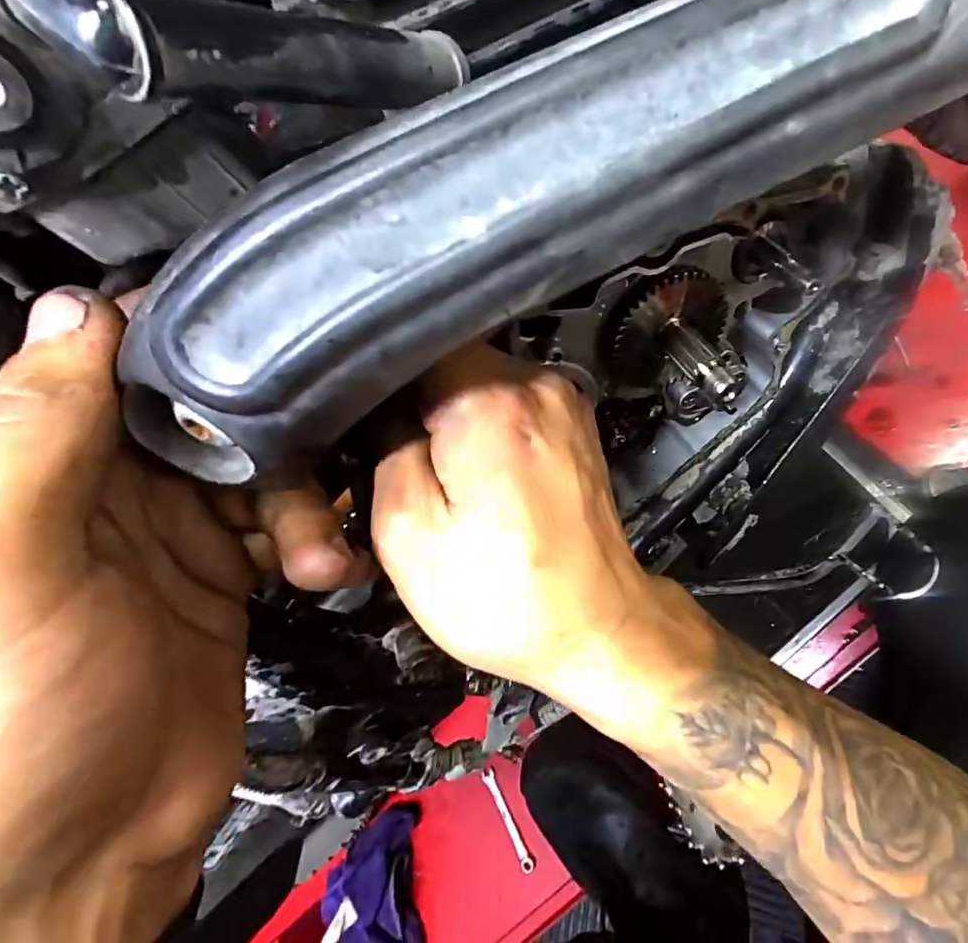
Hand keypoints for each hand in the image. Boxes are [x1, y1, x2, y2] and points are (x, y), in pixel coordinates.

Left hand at [0, 289, 356, 941]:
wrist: (51, 882)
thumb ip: (30, 435)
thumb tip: (76, 309)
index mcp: (15, 477)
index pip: (101, 367)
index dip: (177, 342)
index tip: (255, 335)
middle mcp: (92, 502)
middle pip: (200, 419)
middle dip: (262, 431)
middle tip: (297, 461)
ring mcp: (163, 548)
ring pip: (254, 473)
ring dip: (297, 496)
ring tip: (310, 549)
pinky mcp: (220, 590)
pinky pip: (282, 531)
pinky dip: (312, 539)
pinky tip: (321, 567)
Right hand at [371, 346, 713, 709]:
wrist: (595, 622)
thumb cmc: (508, 595)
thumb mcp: (406, 531)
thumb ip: (385, 450)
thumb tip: (389, 412)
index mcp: (490, 401)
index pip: (414, 345)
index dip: (382, 381)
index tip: (372, 419)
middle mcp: (538, 386)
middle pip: (451, 362)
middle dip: (419, 406)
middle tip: (408, 463)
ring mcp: (564, 403)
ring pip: (481, 384)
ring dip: (455, 422)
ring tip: (452, 481)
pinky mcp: (575, 426)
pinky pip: (513, 407)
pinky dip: (488, 433)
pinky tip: (485, 482)